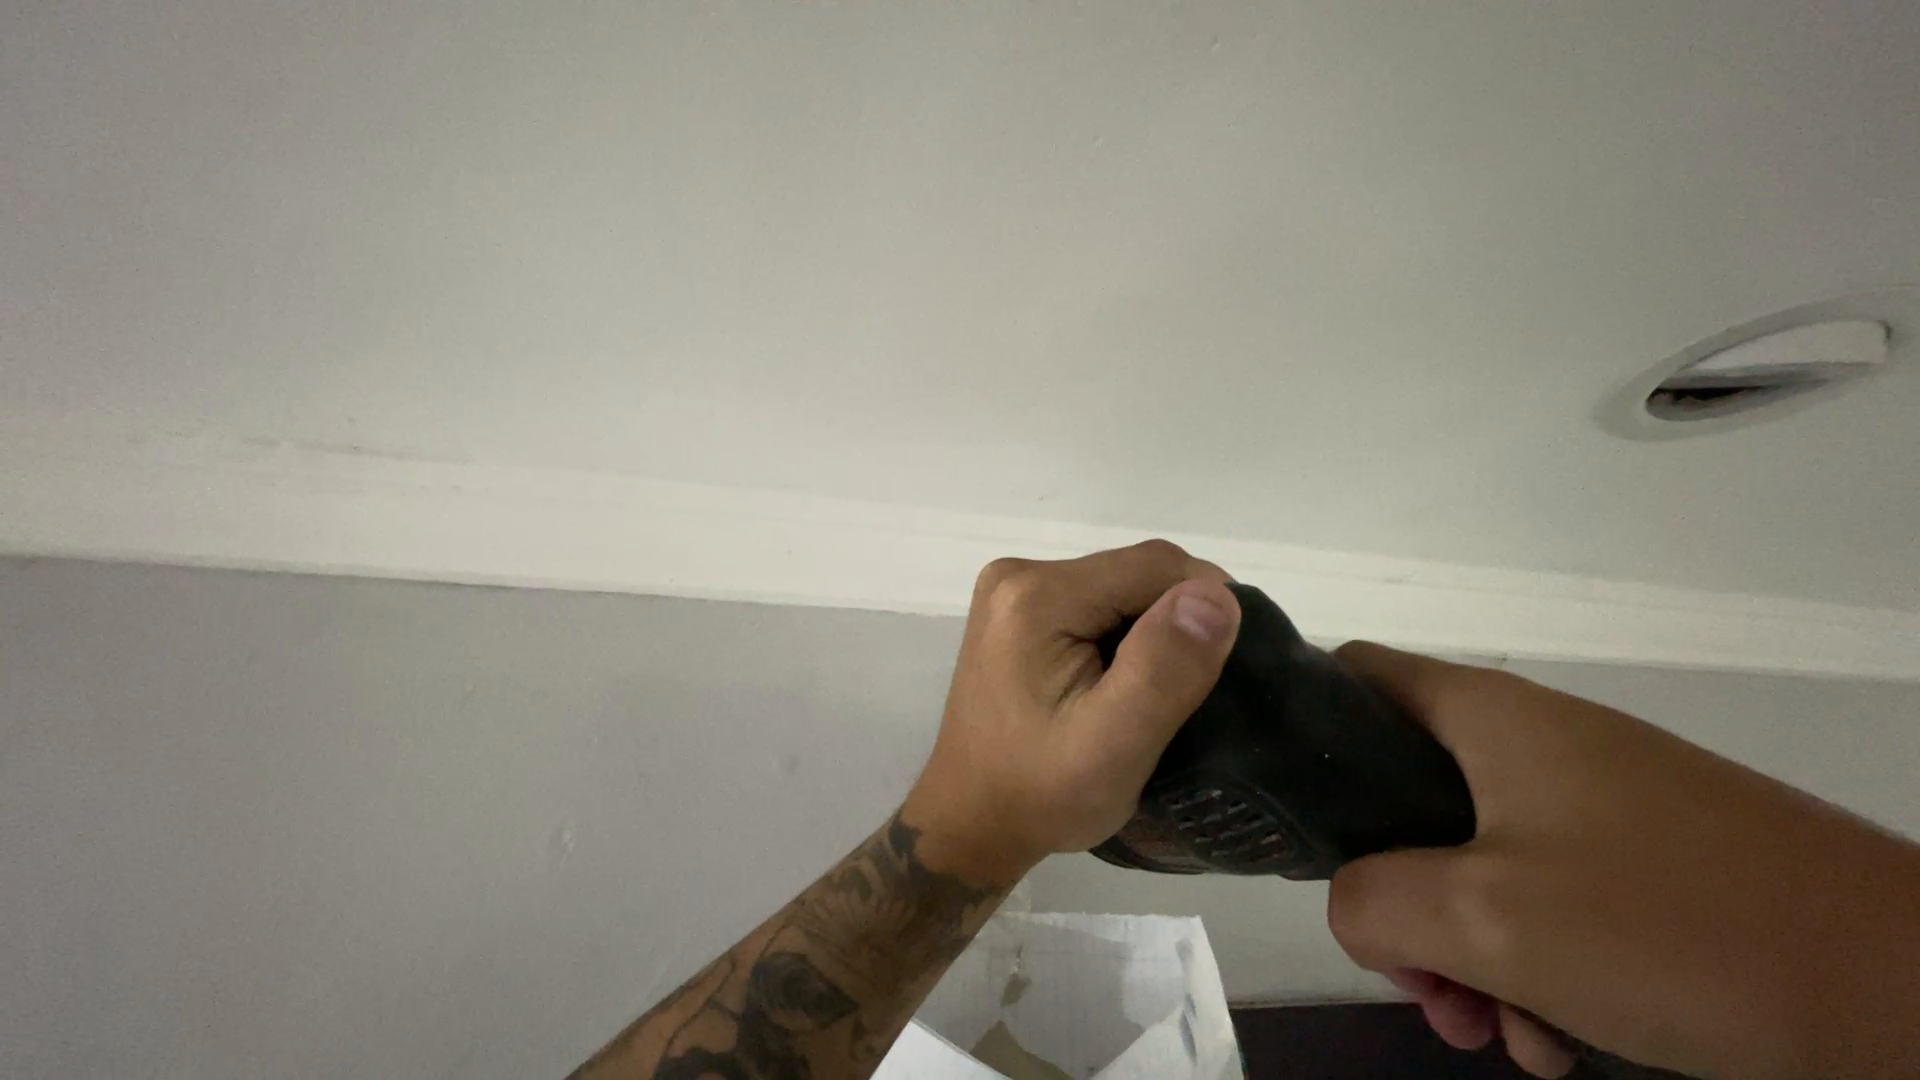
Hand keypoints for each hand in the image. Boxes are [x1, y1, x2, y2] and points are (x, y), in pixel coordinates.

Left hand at [900, 540, 1240, 884]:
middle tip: (1186, 693)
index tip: (1220, 669)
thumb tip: (1216, 596)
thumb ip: (1165, 668)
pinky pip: (1094, 604)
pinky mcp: (1017, 612)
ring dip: (1150, 631)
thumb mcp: (1114, 744)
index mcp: (1037, 595)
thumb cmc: (1041, 794)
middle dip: (1174, 622)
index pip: (1155, 566)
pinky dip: (1122, 636)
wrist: (972, 819)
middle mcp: (1017, 575)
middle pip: (1136, 573)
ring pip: (1119, 588)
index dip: (1204, 607)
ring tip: (1155, 693)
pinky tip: (1120, 683)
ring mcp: (1013, 591)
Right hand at [1326, 643, 1919, 1079]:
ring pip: (1470, 855)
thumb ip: (1372, 903)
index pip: (1353, 677)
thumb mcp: (1485, 918)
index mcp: (1482, 715)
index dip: (1307, 730)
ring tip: (1496, 1033)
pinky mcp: (1640, 854)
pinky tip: (1557, 1039)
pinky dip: (1527, 960)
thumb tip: (1357, 909)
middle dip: (1392, 891)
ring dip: (1461, 946)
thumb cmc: (1674, 925)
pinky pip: (1540, 891)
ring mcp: (1587, 796)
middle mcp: (1525, 739)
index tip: (1297, 816)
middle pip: (1404, 793)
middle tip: (1415, 977)